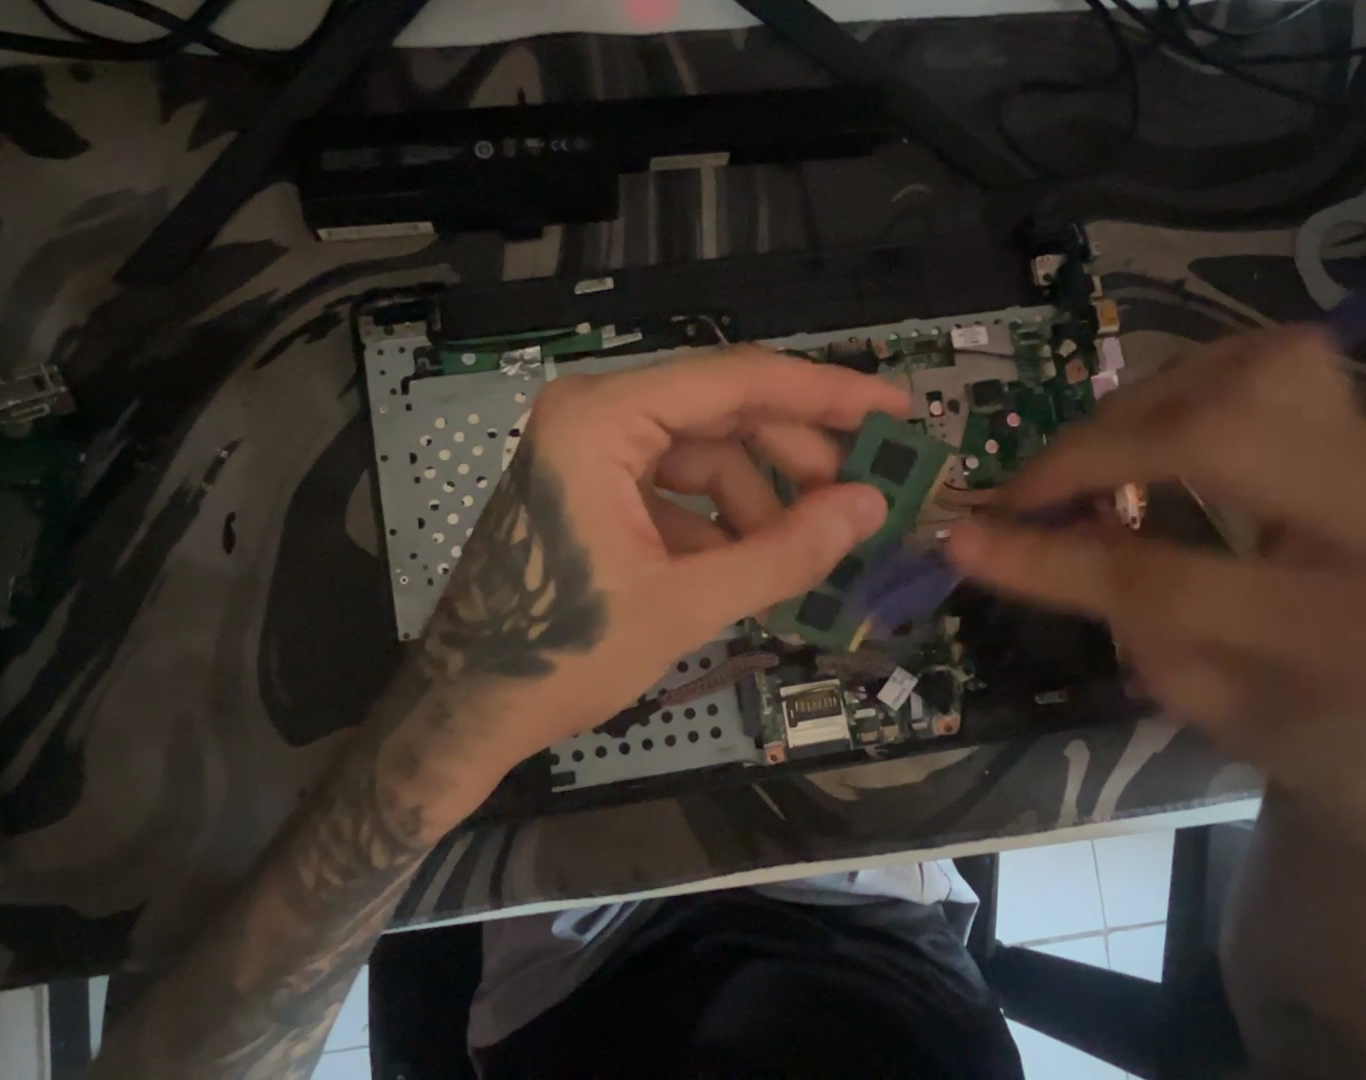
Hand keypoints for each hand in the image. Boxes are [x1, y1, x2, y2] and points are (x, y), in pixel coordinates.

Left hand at [406, 348, 908, 819]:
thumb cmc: (564, 654)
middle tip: (856, 503)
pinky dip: (716, 522)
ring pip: (702, 456)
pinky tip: (744, 565)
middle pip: (721, 415)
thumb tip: (871, 507)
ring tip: (797, 555)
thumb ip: (784, 553)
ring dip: (755, 501)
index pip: (734, 382)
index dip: (824, 396)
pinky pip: (674, 489)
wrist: (472, 706)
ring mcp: (588, 451)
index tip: (893, 413)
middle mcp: (593, 415)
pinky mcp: (591, 488)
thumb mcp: (685, 605)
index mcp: (602, 419)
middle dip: (791, 460)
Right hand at [943, 328, 1365, 838]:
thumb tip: (1026, 526)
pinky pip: (1273, 366)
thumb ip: (1113, 606)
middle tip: (1028, 491)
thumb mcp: (1183, 692)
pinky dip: (1184, 387)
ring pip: (1257, 373)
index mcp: (1344, 636)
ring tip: (1088, 460)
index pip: (1167, 578)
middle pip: (1226, 435)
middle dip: (1095, 451)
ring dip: (1139, 407)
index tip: (960, 541)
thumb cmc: (1285, 728)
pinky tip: (1147, 433)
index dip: (1049, 557)